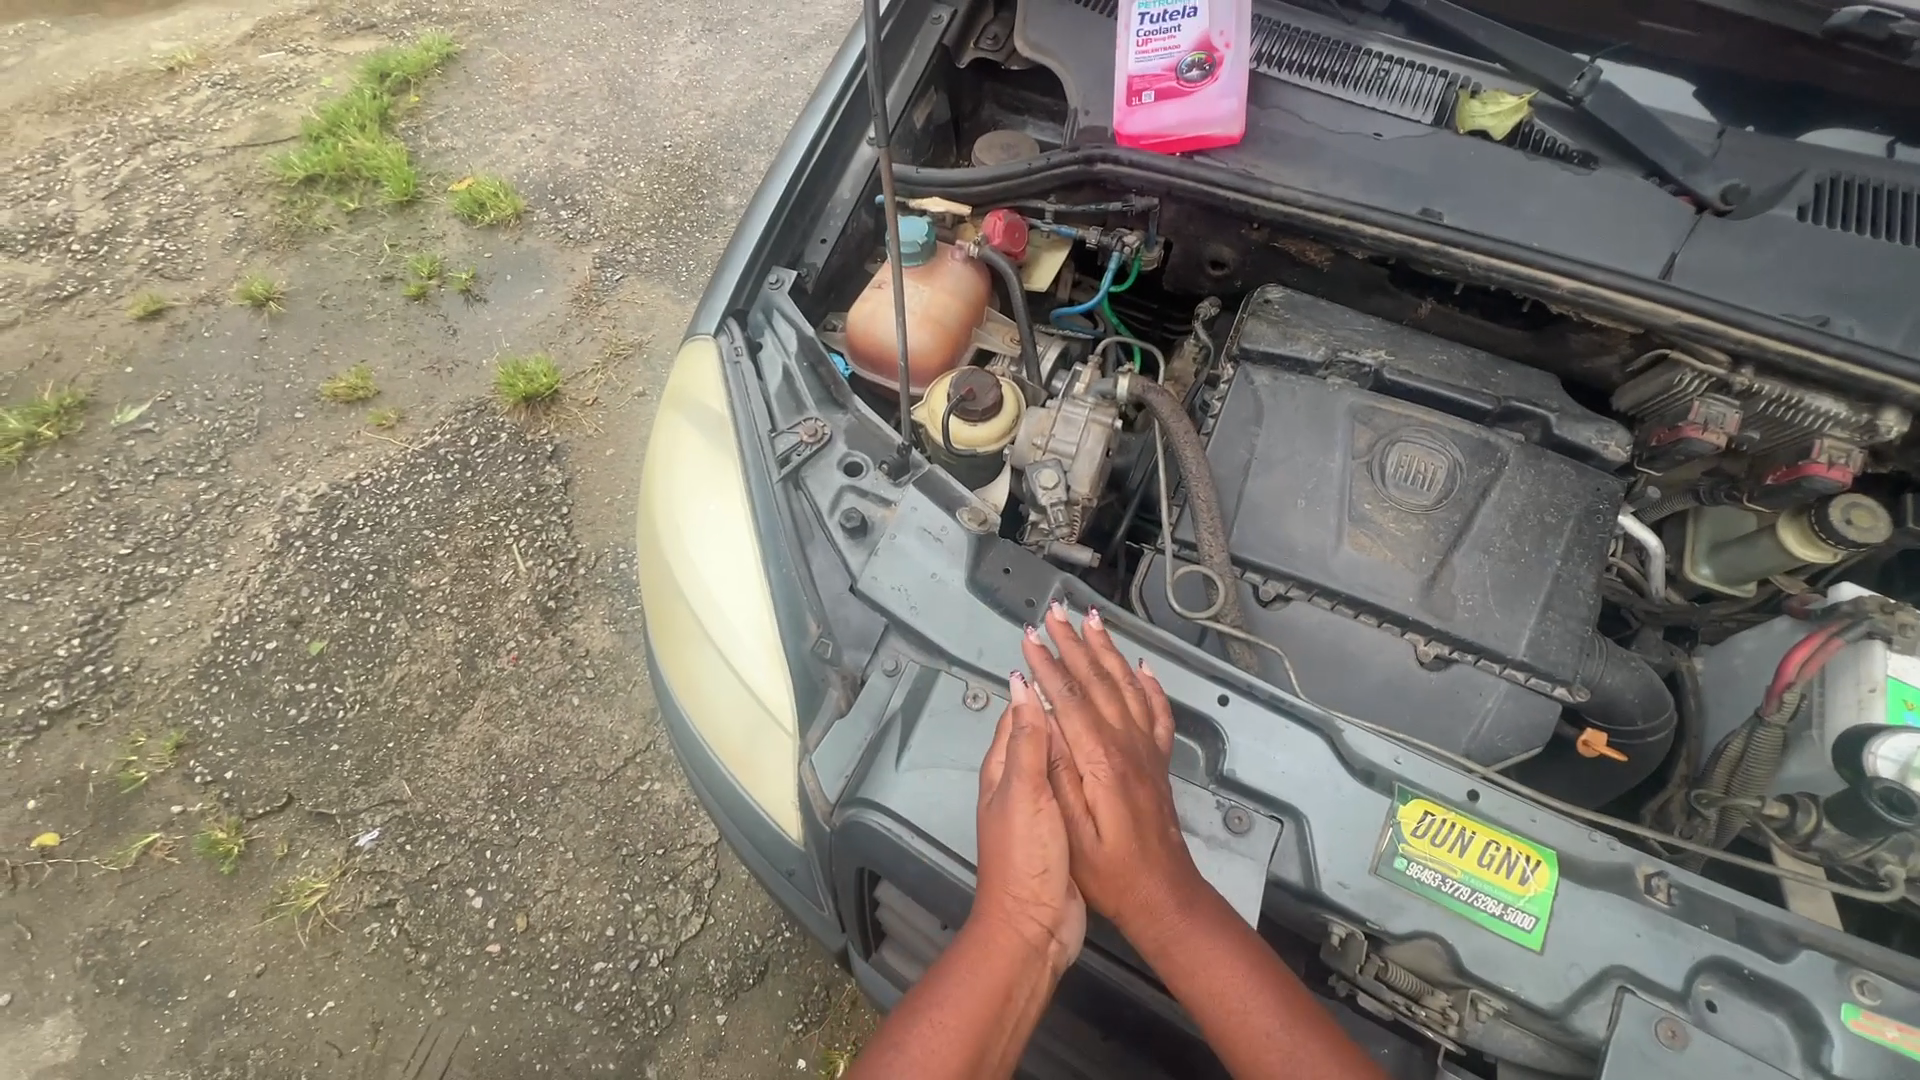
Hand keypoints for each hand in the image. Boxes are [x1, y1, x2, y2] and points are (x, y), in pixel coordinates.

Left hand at [972, 675, 1085, 979]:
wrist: (1036, 924)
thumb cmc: (1026, 855)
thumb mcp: (1025, 792)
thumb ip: (1027, 740)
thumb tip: (1021, 683)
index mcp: (1004, 767)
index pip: (1020, 713)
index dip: (1040, 685)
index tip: (1065, 658)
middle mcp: (1019, 779)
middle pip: (1040, 731)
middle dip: (1061, 703)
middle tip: (1096, 678)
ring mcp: (1041, 803)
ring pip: (1061, 755)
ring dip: (1077, 731)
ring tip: (1108, 707)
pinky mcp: (1063, 824)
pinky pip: (1075, 782)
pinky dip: (1089, 762)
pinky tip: (1111, 758)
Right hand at [1023, 602, 1206, 938]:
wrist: (1164, 895)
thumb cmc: (1107, 870)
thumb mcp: (1070, 827)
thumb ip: (1055, 767)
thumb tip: (1037, 713)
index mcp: (1100, 757)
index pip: (1069, 697)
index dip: (1047, 663)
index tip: (1028, 636)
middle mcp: (1127, 742)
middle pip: (1098, 680)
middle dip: (1073, 643)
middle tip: (1055, 612)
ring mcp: (1147, 749)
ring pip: (1127, 685)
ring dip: (1107, 650)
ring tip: (1093, 620)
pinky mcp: (1159, 760)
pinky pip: (1157, 711)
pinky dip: (1149, 684)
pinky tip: (1143, 667)